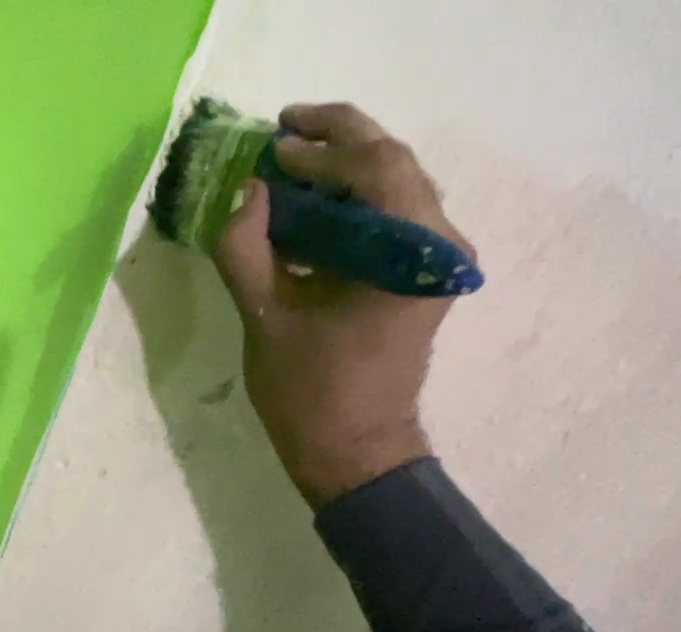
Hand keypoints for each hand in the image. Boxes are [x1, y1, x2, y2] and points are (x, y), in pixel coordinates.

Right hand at [212, 102, 477, 507]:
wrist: (352, 449)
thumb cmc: (309, 393)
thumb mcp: (265, 321)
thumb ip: (247, 253)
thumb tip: (243, 194)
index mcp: (412, 254)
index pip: (378, 169)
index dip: (323, 148)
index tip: (271, 144)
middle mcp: (437, 245)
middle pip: (393, 168)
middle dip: (337, 144)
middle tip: (281, 133)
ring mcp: (430, 261)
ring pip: (391, 191)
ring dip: (340, 172)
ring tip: (285, 166)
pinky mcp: (414, 277)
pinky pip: (384, 221)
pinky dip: (345, 206)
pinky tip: (303, 208)